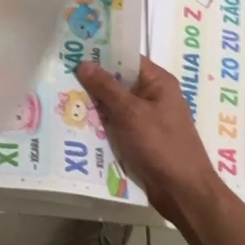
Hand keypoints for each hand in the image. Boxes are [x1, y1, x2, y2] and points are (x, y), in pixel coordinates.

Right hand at [77, 58, 219, 219]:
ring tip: (61, 97)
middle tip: (60, 74)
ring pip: (115, 105)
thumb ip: (106, 87)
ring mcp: (147, 119)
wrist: (184, 193)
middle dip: (93, 81)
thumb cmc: (161, 146)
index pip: (126, 58)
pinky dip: (101, 124)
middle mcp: (153, 96)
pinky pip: (116, 125)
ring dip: (94, 105)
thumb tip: (84, 63)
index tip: (73, 51)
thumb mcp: (131, 113)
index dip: (101, 54)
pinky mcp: (140, 140)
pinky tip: (76, 123)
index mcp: (158, 82)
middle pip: (118, 82)